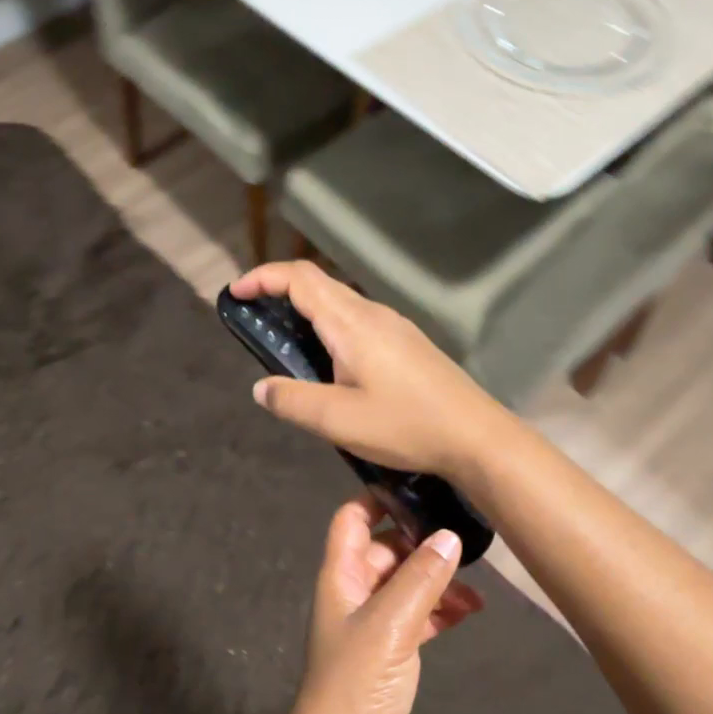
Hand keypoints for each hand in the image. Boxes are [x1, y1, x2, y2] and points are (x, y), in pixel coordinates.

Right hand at [229, 261, 513, 479]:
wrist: (475, 436)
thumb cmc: (405, 424)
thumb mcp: (337, 420)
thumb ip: (292, 401)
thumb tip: (261, 388)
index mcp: (350, 323)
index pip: (299, 279)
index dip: (263, 277)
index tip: (236, 292)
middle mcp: (371, 313)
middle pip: (318, 284)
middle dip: (279, 290)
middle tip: (254, 317)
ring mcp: (393, 326)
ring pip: (339, 302)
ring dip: (306, 310)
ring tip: (285, 342)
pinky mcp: (406, 343)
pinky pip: (356, 320)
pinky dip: (328, 326)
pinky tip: (328, 362)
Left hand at [284, 499, 484, 713]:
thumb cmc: (358, 683)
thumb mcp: (392, 624)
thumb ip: (421, 578)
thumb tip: (450, 534)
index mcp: (341, 576)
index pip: (352, 519)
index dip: (378, 498)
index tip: (421, 485)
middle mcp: (354, 592)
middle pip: (387, 549)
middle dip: (422, 542)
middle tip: (468, 534)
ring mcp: (373, 623)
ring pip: (407, 584)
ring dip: (438, 579)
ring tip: (477, 583)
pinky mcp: (392, 652)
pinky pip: (418, 616)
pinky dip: (441, 609)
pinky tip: (472, 609)